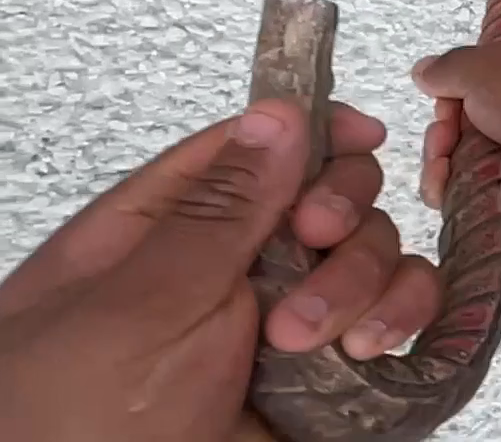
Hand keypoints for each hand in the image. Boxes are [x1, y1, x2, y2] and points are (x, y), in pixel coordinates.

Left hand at [0, 100, 441, 441]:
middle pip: (333, 190)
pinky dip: (404, 309)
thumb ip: (220, 208)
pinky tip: (369, 345)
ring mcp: (295, 306)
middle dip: (340, 219)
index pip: (256, 146)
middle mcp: (238, 262)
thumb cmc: (77, 432)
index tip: (362, 138)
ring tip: (311, 339)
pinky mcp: (343, 348)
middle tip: (315, 245)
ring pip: (378, 244)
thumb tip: (279, 108)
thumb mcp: (138, 310)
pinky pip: (407, 297)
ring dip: (363, 281)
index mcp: (163, 234)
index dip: (315, 132)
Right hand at [415, 13, 500, 216]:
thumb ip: (451, 68)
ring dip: (444, 159)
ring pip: (471, 145)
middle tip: (442, 141)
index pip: (480, 63)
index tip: (443, 100)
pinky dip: (459, 183)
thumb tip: (425, 70)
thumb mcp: (490, 64)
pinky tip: (444, 189)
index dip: (453, 85)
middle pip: (470, 108)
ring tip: (441, 170)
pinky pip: (484, 176)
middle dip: (444, 128)